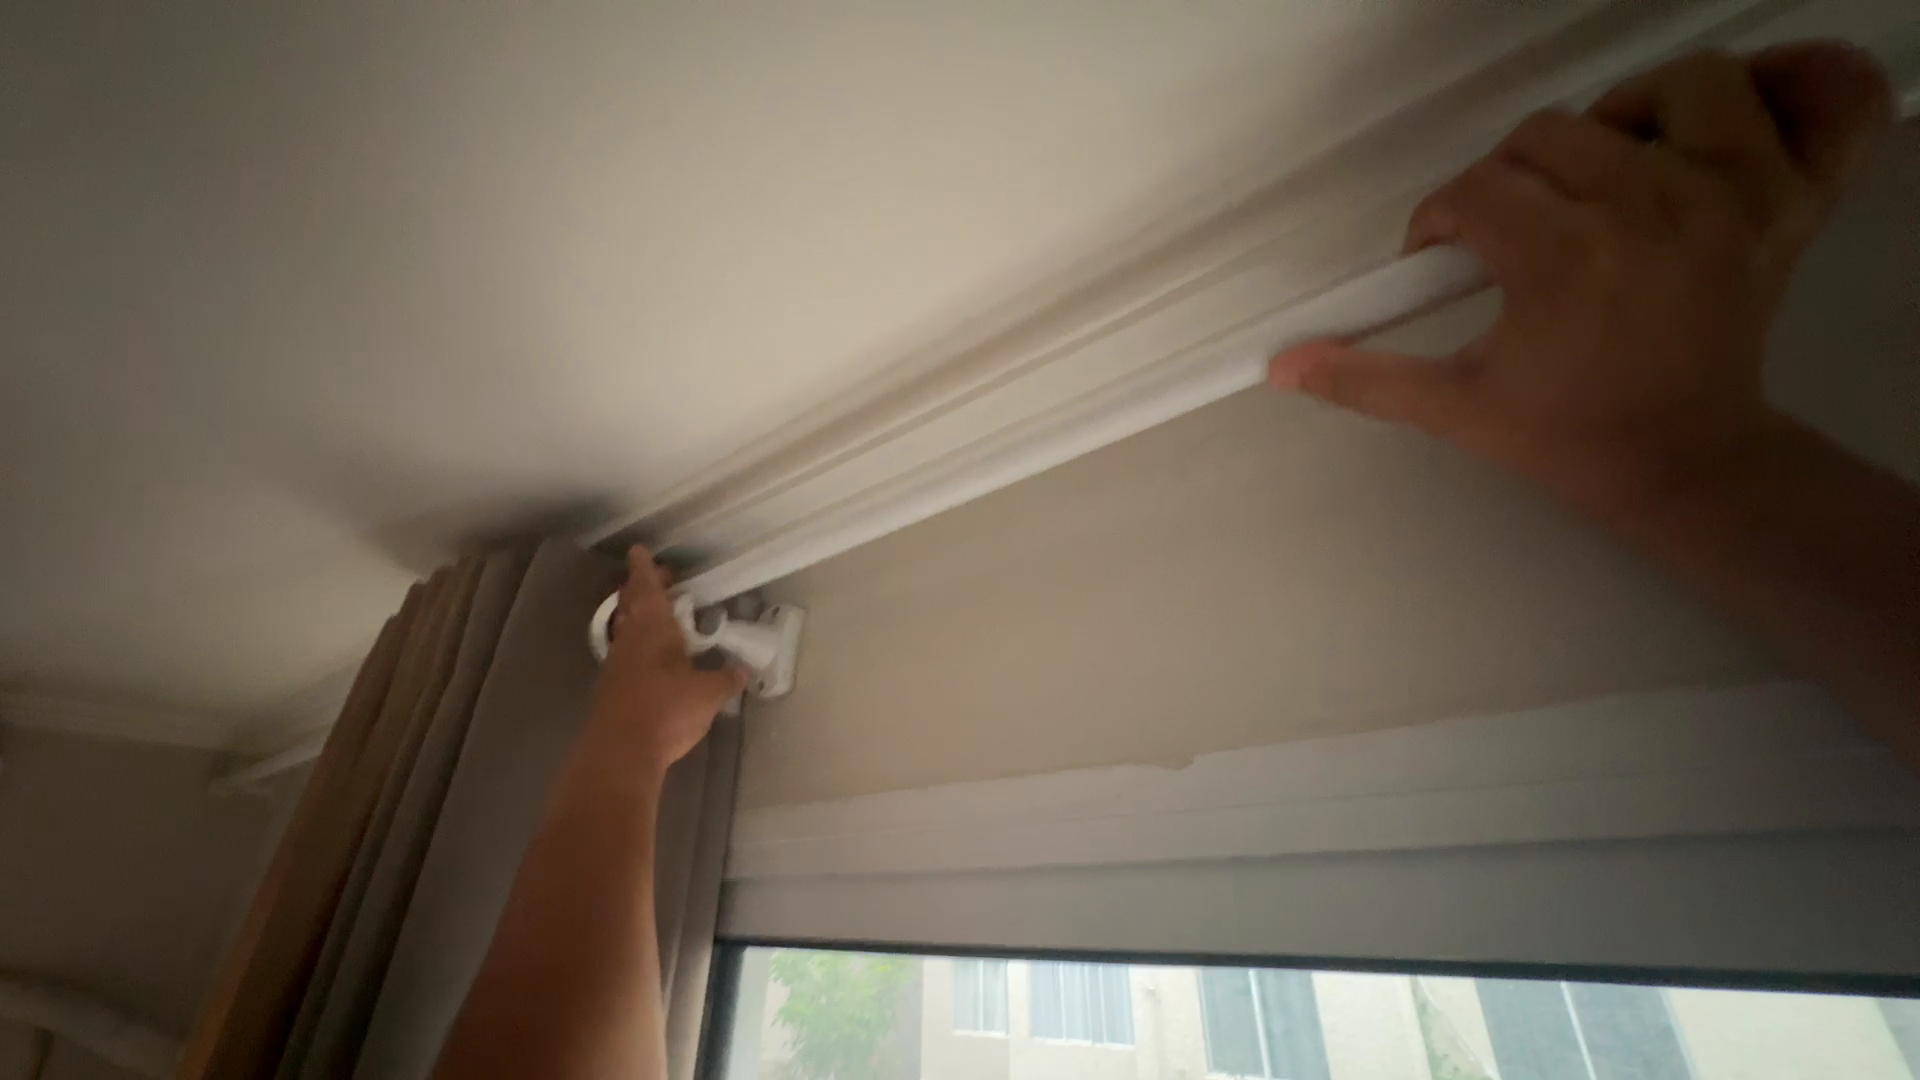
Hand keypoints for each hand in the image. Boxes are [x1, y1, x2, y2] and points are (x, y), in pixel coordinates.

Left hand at [589, 546, 747, 771]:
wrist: (621, 753)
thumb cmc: (667, 710)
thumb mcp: (709, 693)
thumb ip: (727, 678)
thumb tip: (744, 670)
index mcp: (654, 630)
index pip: (647, 590)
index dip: (644, 569)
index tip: (639, 551)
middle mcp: (631, 641)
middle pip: (630, 605)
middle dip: (642, 588)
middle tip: (659, 579)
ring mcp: (617, 666)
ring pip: (624, 629)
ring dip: (636, 616)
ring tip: (654, 613)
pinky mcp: (612, 690)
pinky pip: (625, 654)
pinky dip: (636, 645)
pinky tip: (650, 657)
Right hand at [1270, 42, 1894, 509]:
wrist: (1676, 458)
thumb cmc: (1557, 432)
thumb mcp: (1446, 407)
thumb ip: (1361, 379)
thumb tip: (1282, 364)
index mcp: (1563, 258)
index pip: (1474, 188)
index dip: (1437, 219)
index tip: (1435, 259)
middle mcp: (1654, 206)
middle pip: (1553, 132)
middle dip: (1503, 177)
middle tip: (1498, 232)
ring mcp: (1739, 193)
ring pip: (1681, 87)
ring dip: (1621, 119)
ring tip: (1593, 174)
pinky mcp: (1797, 197)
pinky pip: (1829, 95)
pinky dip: (1790, 84)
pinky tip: (1722, 124)